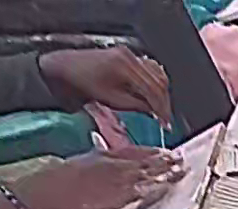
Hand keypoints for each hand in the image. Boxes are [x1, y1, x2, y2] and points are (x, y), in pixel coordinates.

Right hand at [11, 146, 184, 208]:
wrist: (51, 191)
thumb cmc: (63, 181)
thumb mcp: (82, 162)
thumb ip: (97, 156)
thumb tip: (103, 149)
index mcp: (105, 155)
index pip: (134, 150)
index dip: (152, 151)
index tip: (167, 152)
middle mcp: (114, 164)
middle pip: (145, 160)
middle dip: (164, 160)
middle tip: (181, 159)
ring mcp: (118, 180)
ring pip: (148, 173)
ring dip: (166, 172)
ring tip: (181, 171)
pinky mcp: (119, 195)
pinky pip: (142, 190)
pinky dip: (156, 187)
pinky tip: (167, 186)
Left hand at [38, 47, 172, 123]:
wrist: (70, 68)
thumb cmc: (87, 84)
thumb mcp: (115, 101)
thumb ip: (138, 105)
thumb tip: (155, 112)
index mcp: (125, 67)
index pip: (153, 90)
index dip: (162, 110)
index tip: (166, 124)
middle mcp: (129, 57)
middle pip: (159, 82)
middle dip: (164, 102)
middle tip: (165, 119)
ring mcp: (129, 54)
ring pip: (157, 75)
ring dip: (162, 93)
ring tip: (160, 109)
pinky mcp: (128, 55)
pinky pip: (149, 68)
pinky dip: (155, 82)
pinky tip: (154, 95)